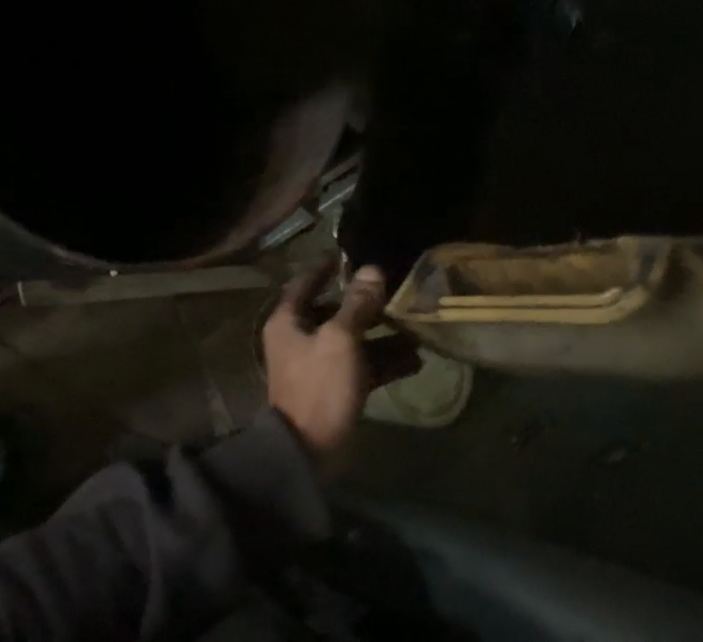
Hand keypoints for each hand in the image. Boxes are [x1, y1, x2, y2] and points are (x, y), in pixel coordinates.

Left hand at [262, 261, 421, 473]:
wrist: (308, 449)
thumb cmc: (318, 385)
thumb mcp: (340, 339)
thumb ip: (357, 305)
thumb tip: (372, 270)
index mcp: (288, 320)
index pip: (304, 282)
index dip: (323, 267)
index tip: (344, 252)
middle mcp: (298, 338)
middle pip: (332, 311)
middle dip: (364, 304)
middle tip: (394, 290)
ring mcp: (316, 365)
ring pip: (351, 340)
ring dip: (381, 335)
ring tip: (414, 326)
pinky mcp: (334, 389)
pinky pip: (360, 367)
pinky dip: (383, 362)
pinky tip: (415, 359)